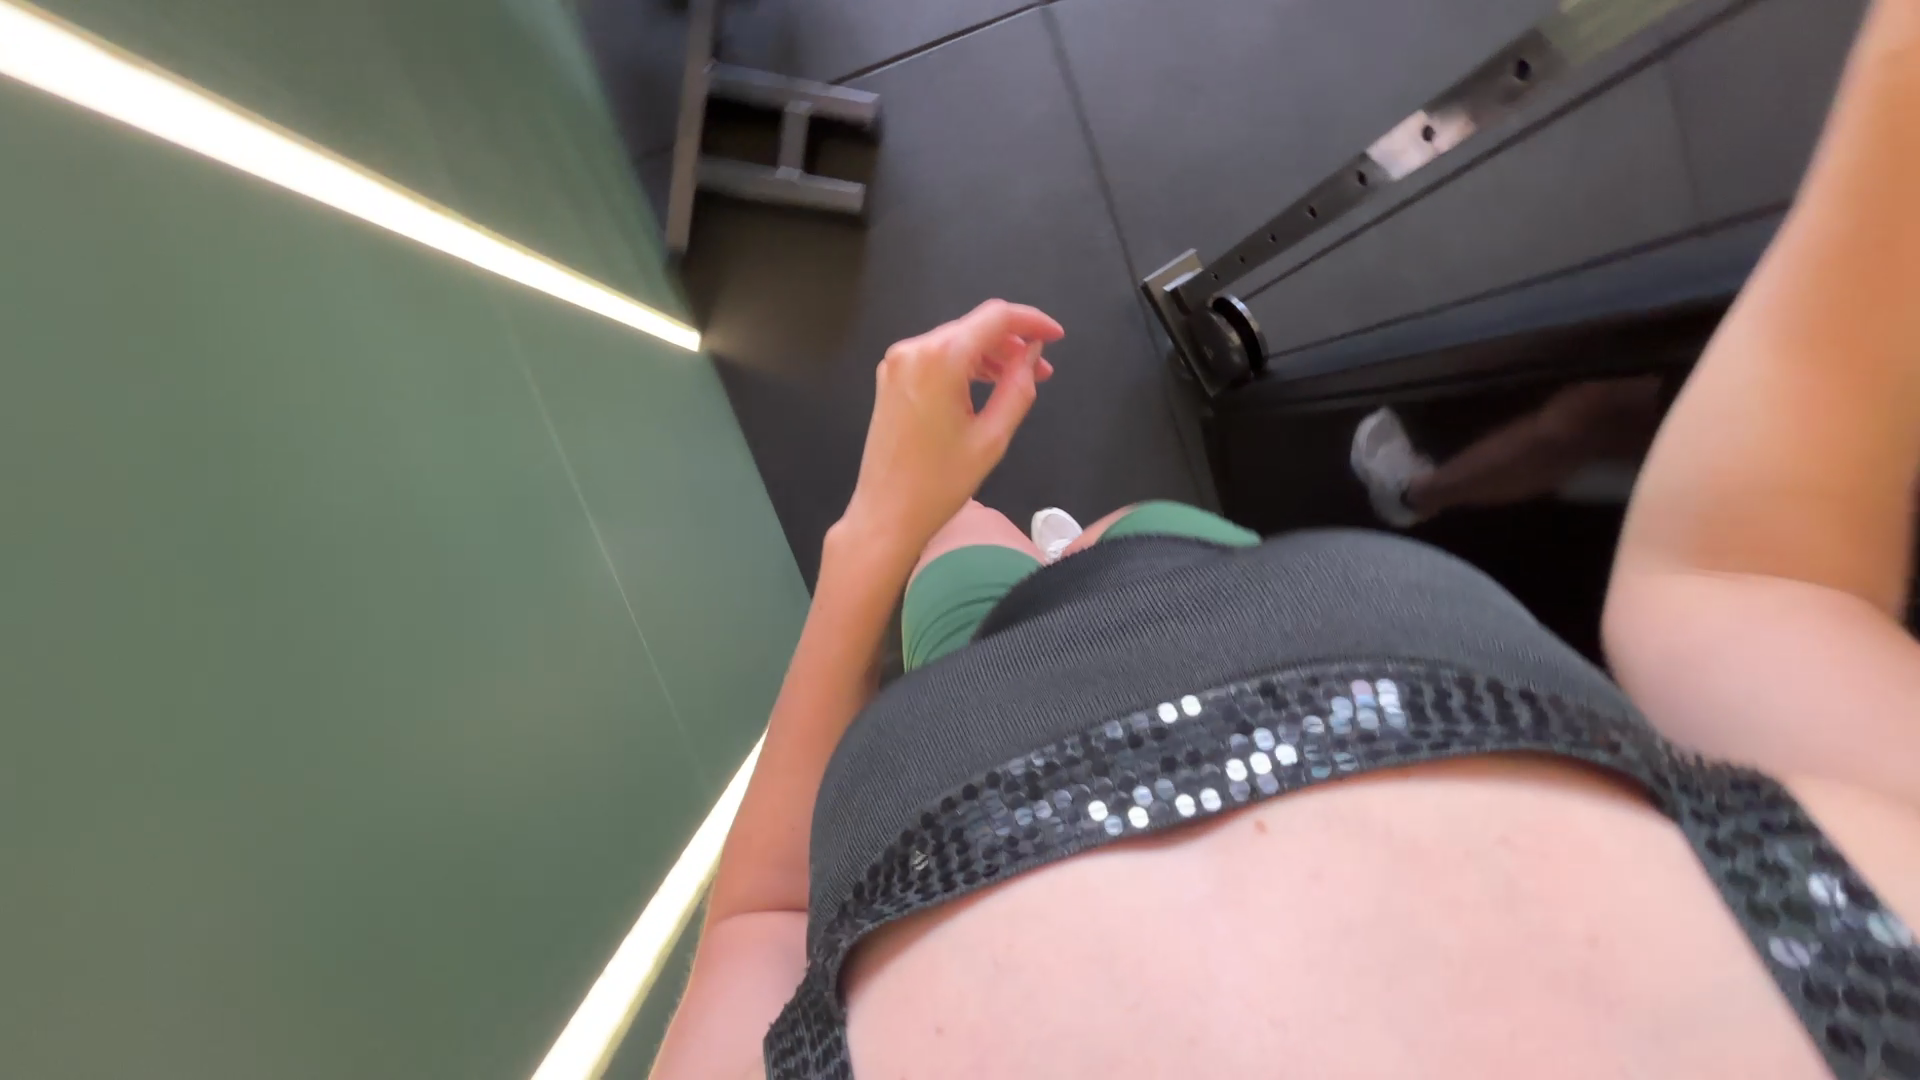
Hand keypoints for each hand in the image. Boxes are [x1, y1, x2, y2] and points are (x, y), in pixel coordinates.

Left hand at [842, 300, 1064, 552]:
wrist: (886, 514)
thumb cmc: (940, 483)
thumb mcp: (992, 437)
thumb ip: (1019, 387)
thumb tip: (1032, 354)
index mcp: (940, 358)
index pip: (995, 317)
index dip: (1032, 321)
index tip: (1056, 337)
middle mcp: (913, 350)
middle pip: (974, 327)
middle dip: (1012, 344)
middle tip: (1041, 373)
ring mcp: (897, 363)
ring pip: (956, 342)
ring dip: (989, 357)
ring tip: (1017, 383)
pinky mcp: (891, 379)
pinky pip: (936, 359)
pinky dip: (964, 366)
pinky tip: (984, 388)